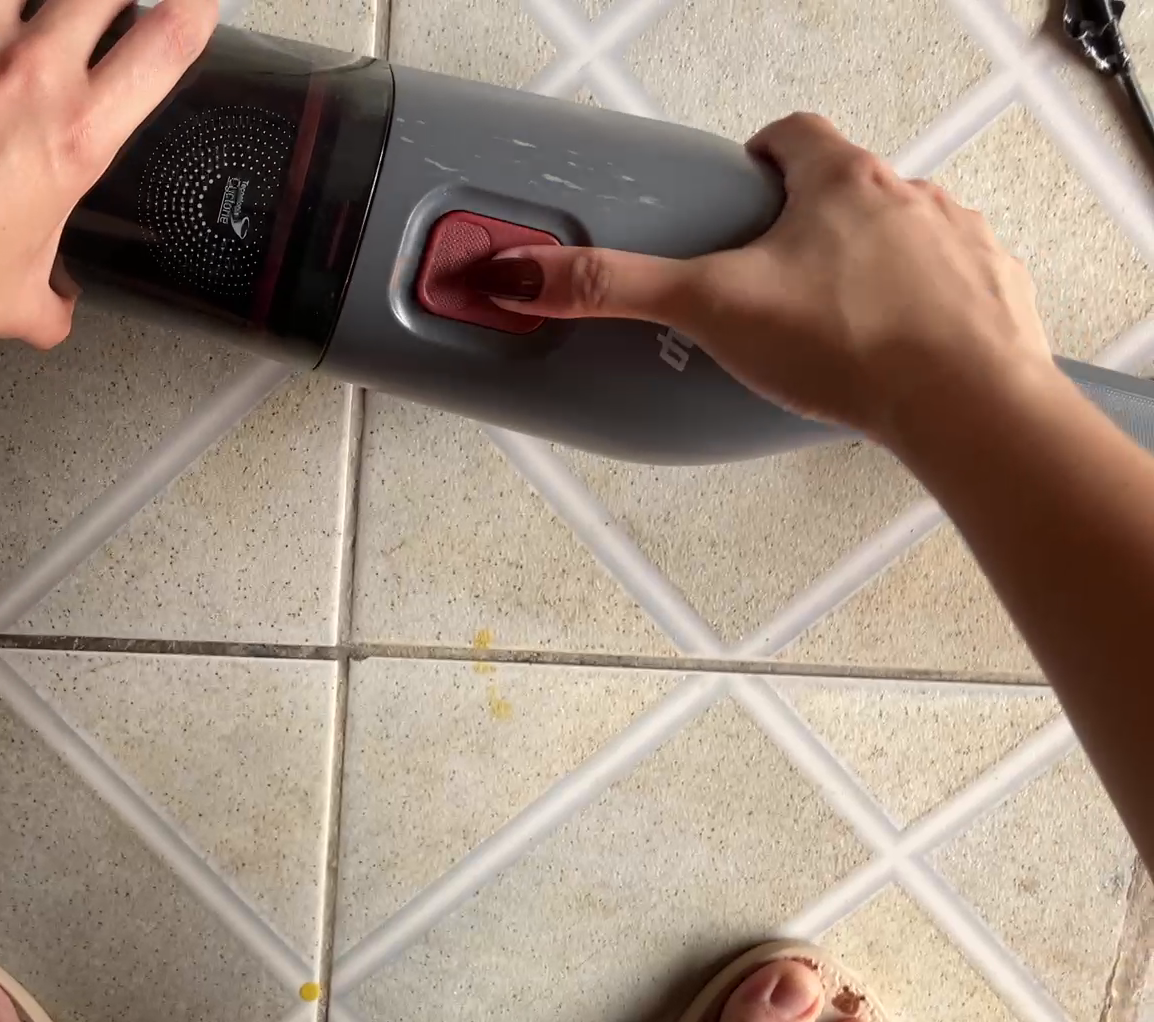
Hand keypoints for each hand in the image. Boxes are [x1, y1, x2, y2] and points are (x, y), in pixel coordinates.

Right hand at [479, 112, 1057, 443]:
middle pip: (841, 186)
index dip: (758, 154)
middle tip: (748, 270)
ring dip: (847, 259)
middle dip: (794, 218)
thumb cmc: (838, 337)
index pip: (797, 135)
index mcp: (842, 184)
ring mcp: (957, 245)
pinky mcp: (985, 296)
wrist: (961, 402)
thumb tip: (521, 273)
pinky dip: (897, 303)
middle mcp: (908, 198)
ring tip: (802, 316)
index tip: (733, 182)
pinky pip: (933, 283)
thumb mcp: (705, 305)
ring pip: (888, 233)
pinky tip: (865, 346)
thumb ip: (612, 287)